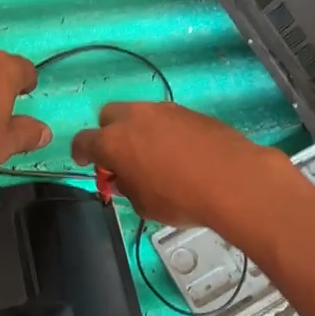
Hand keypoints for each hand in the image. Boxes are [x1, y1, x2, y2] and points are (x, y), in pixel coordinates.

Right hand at [70, 102, 294, 229]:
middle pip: (109, 116)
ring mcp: (165, 110)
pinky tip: (181, 153)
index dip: (81, 152)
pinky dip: (166, 131)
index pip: (84, 141)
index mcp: (114, 141)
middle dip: (110, 133)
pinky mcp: (191, 111)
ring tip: (155, 156)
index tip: (86, 161)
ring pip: (141, 113)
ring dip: (139, 130)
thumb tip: (127, 178)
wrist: (233, 179)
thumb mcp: (144, 204)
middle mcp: (135, 117)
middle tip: (122, 157)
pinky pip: (168, 118)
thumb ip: (128, 187)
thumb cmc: (181, 198)